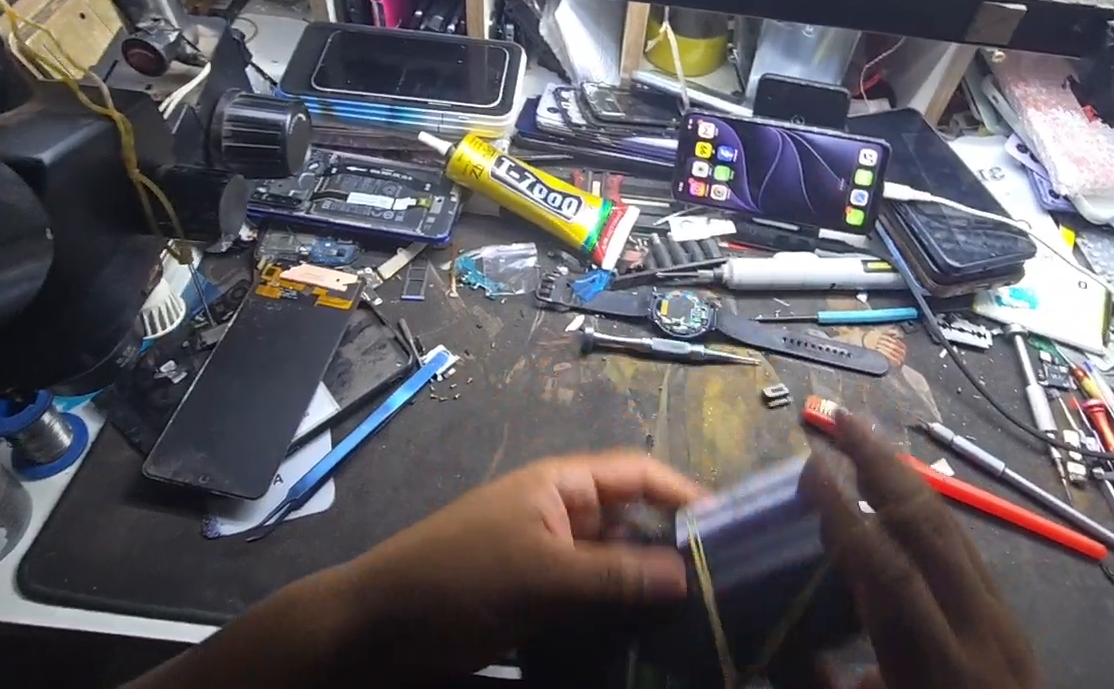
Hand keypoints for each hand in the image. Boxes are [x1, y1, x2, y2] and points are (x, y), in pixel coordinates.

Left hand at [337, 451, 705, 676]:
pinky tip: (655, 639)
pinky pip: (596, 599)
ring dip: (652, 586)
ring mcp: (553, 558)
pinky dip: (624, 615)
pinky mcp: (543, 599)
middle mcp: (564, 514)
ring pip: (618, 565)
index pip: (637, 473)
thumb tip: (685, 575)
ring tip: (704, 616)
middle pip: (633, 519)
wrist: (381, 627)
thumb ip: (612, 575)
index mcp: (562, 485)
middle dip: (675, 545)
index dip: (683, 492)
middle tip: (728, 584)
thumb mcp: (539, 573)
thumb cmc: (460, 577)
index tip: (732, 525)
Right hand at [805, 409, 1040, 688]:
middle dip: (879, 465)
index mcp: (937, 664)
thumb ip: (827, 685)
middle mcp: (976, 628)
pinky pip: (963, 541)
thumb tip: (783, 647)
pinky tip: (899, 482)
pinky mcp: (1009, 612)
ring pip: (949, 524)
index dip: (845, 513)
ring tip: (864, 434)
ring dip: (902, 472)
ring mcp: (1000, 616)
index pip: (885, 568)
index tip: (812, 467)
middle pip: (925, 526)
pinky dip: (924, 501)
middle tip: (841, 420)